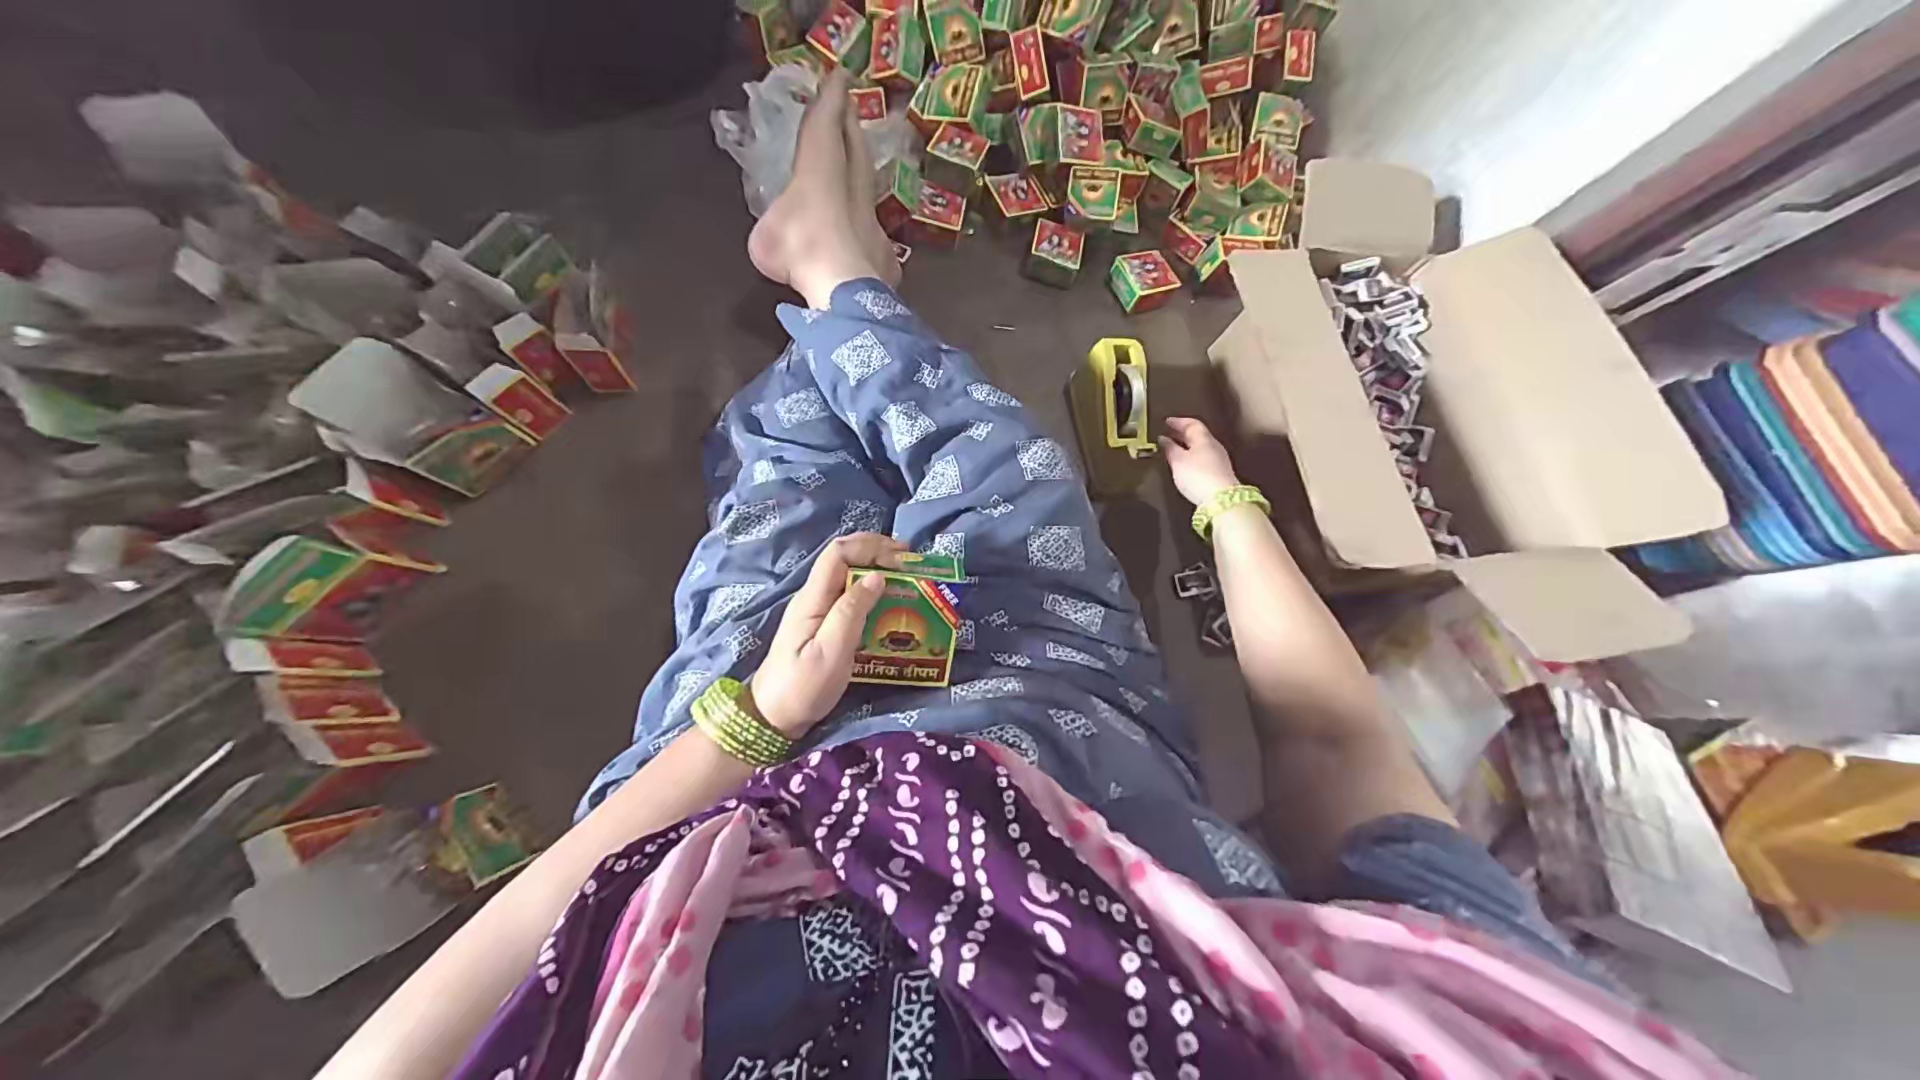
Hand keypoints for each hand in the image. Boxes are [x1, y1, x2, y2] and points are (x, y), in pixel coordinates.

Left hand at [749, 532, 905, 736]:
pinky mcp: (822, 624)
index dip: (871, 546)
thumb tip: (877, 576)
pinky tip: (889, 601)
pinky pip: (849, 595)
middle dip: (878, 552)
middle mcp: (813, 596)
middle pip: (844, 557)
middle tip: (911, 562)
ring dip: (877, 569)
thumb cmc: (802, 687)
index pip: (839, 552)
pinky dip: (872, 590)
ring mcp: (816, 610)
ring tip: (907, 577)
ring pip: (848, 575)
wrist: (771, 718)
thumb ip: (852, 611)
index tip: (902, 557)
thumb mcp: (831, 652)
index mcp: (813, 598)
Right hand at [1159, 417, 1241, 506]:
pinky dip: (1192, 455)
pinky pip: (1203, 457)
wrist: (1221, 499)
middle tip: (1168, 433)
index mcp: (1204, 439)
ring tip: (1174, 448)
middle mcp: (1213, 446)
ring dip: (1187, 445)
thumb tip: (1163, 438)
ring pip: (1201, 446)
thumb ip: (1170, 448)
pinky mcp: (1219, 472)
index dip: (1179, 421)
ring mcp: (1218, 459)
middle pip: (1198, 435)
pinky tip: (1185, 462)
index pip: (1192, 424)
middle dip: (1182, 433)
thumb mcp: (1178, 461)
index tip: (1166, 421)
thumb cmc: (1197, 475)